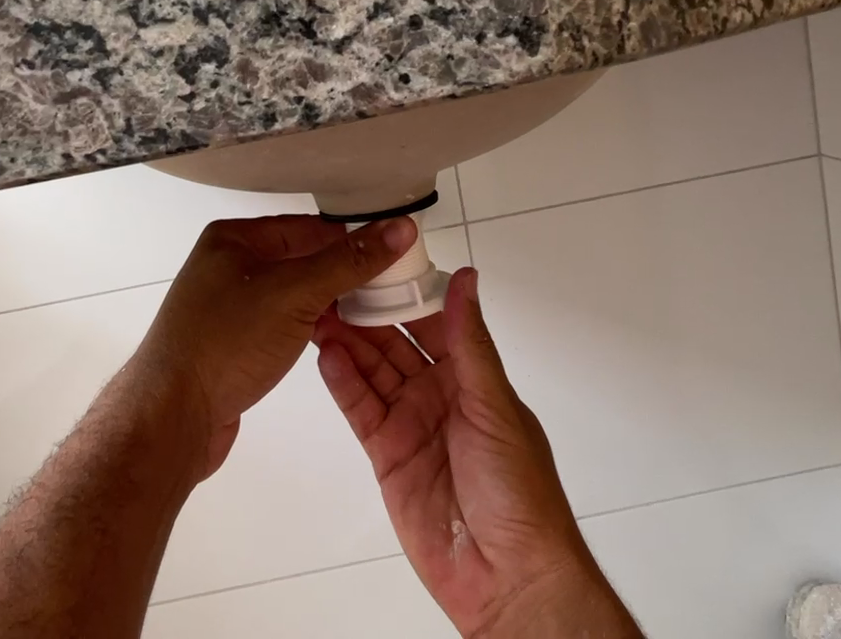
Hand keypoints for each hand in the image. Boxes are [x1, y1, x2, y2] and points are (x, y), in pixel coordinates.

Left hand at [131, 214, 416, 479]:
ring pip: (293, 293)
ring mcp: (228, 305)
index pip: (308, 228)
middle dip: (344, 273)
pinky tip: (336, 337)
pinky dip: (309, 325)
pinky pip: (281, 321)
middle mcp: (228, 264)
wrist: (171, 418)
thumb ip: (349, 262)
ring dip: (329, 302)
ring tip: (374, 312)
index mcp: (234, 238)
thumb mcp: (294, 294)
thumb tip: (403, 227)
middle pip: (301, 259)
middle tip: (394, 287)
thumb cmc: (228, 342)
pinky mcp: (232, 341)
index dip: (352, 238)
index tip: (398, 254)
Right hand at [314, 268, 641, 638]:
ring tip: (321, 315)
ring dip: (348, 343)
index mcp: (472, 376)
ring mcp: (410, 422)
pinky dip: (343, 382)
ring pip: (373, 370)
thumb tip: (466, 279)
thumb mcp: (494, 405)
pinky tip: (327, 356)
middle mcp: (439, 393)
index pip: (432, 321)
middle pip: (395, 343)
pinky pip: (361, 408)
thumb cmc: (519, 491)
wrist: (505, 575)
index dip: (405, 293)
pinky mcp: (387, 453)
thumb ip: (469, 342)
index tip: (379, 264)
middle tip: (336, 287)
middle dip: (367, 315)